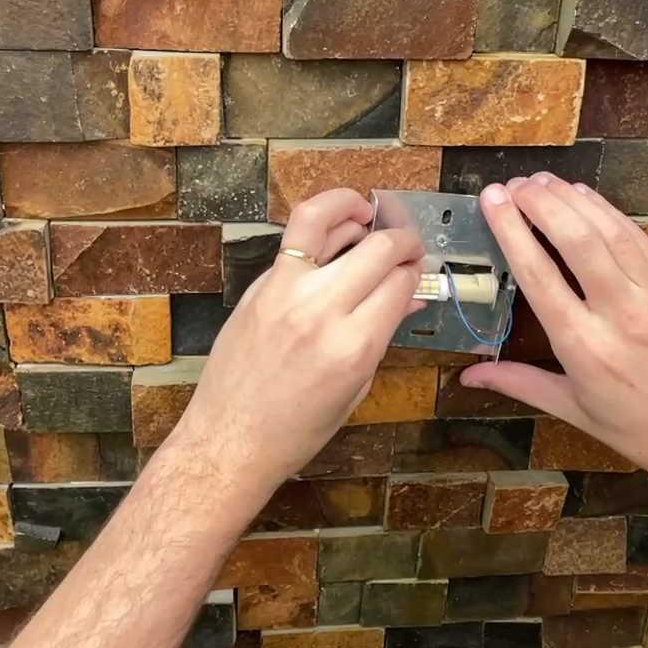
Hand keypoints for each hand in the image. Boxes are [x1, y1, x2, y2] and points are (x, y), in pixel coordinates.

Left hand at [168, 188, 425, 497]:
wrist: (229, 440)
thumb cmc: (299, 429)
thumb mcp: (355, 389)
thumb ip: (382, 335)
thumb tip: (409, 297)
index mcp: (354, 346)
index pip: (401, 284)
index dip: (417, 272)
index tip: (418, 272)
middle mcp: (321, 309)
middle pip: (377, 248)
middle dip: (403, 240)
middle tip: (407, 247)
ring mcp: (284, 291)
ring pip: (324, 220)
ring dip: (353, 207)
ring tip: (367, 213)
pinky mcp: (259, 285)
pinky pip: (294, 239)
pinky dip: (319, 226)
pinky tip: (333, 231)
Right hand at [458, 174, 647, 492]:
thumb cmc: (638, 429)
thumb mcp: (572, 409)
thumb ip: (517, 382)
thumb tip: (467, 377)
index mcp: (583, 346)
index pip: (538, 274)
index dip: (511, 229)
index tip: (492, 200)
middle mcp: (619, 313)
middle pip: (575, 240)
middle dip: (540, 203)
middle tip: (513, 184)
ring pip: (608, 230)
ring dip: (571, 198)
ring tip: (541, 180)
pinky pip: (638, 238)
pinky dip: (607, 211)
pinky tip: (585, 196)